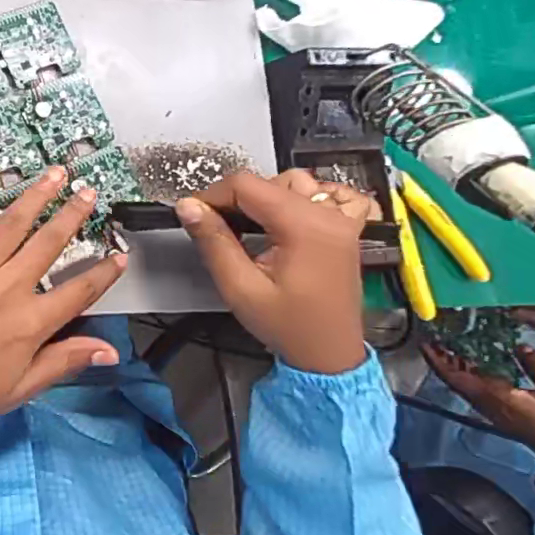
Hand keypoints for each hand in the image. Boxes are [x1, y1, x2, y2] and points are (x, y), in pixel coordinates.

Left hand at [0, 165, 127, 444]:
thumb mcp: (19, 389)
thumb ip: (63, 362)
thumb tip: (109, 351)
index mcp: (30, 324)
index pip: (79, 292)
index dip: (104, 273)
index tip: (120, 255)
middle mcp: (7, 289)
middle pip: (49, 244)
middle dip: (73, 215)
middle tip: (89, 192)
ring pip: (12, 223)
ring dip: (36, 195)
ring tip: (54, 174)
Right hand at [174, 170, 370, 374]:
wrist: (328, 353)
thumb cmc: (287, 325)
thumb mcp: (239, 288)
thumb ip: (213, 241)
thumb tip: (188, 206)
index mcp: (304, 227)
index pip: (247, 185)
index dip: (212, 195)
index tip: (195, 216)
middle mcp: (329, 216)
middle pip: (268, 181)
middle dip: (234, 199)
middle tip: (216, 228)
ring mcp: (343, 221)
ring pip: (296, 182)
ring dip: (266, 195)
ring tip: (249, 223)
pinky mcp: (347, 229)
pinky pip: (332, 194)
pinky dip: (309, 195)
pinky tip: (291, 214)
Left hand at [422, 343, 534, 461]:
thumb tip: (518, 345)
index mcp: (494, 395)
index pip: (454, 375)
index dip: (436, 359)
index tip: (425, 341)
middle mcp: (483, 400)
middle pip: (451, 377)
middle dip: (438, 356)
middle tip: (434, 335)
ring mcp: (486, 406)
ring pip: (459, 381)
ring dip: (450, 362)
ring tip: (447, 341)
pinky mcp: (493, 409)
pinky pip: (470, 387)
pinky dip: (465, 371)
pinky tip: (471, 359)